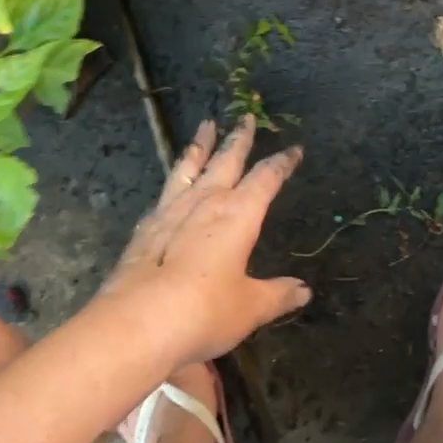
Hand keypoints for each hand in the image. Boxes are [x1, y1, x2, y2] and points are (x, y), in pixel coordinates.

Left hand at [100, 117, 311, 364]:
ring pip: (190, 167)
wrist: (139, 323)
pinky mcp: (145, 228)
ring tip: (205, 126)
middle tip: (245, 118)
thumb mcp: (251, 307)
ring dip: (200, 146)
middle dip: (239, 139)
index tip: (293, 150)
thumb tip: (303, 291)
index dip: (282, 163)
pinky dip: (174, 180)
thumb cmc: (206, 311)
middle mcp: (206, 202)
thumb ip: (277, 294)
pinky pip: (165, 193)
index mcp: (239, 213)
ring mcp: (171, 212)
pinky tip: (171, 185)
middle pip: (226, 160)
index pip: (266, 178)